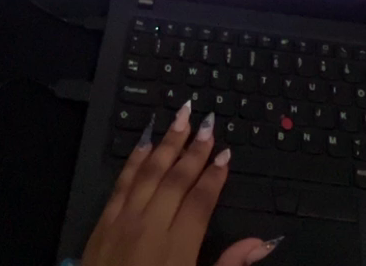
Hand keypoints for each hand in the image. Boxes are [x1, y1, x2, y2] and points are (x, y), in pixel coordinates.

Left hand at [81, 101, 279, 265]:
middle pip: (176, 180)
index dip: (215, 177)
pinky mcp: (103, 223)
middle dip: (195, 150)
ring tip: (182, 117)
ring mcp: (124, 221)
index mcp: (177, 249)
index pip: (200, 202)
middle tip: (208, 121)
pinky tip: (145, 142)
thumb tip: (262, 242)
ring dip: (167, 142)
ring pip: (150, 172)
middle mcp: (151, 227)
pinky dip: (135, 160)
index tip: (227, 153)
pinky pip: (122, 183)